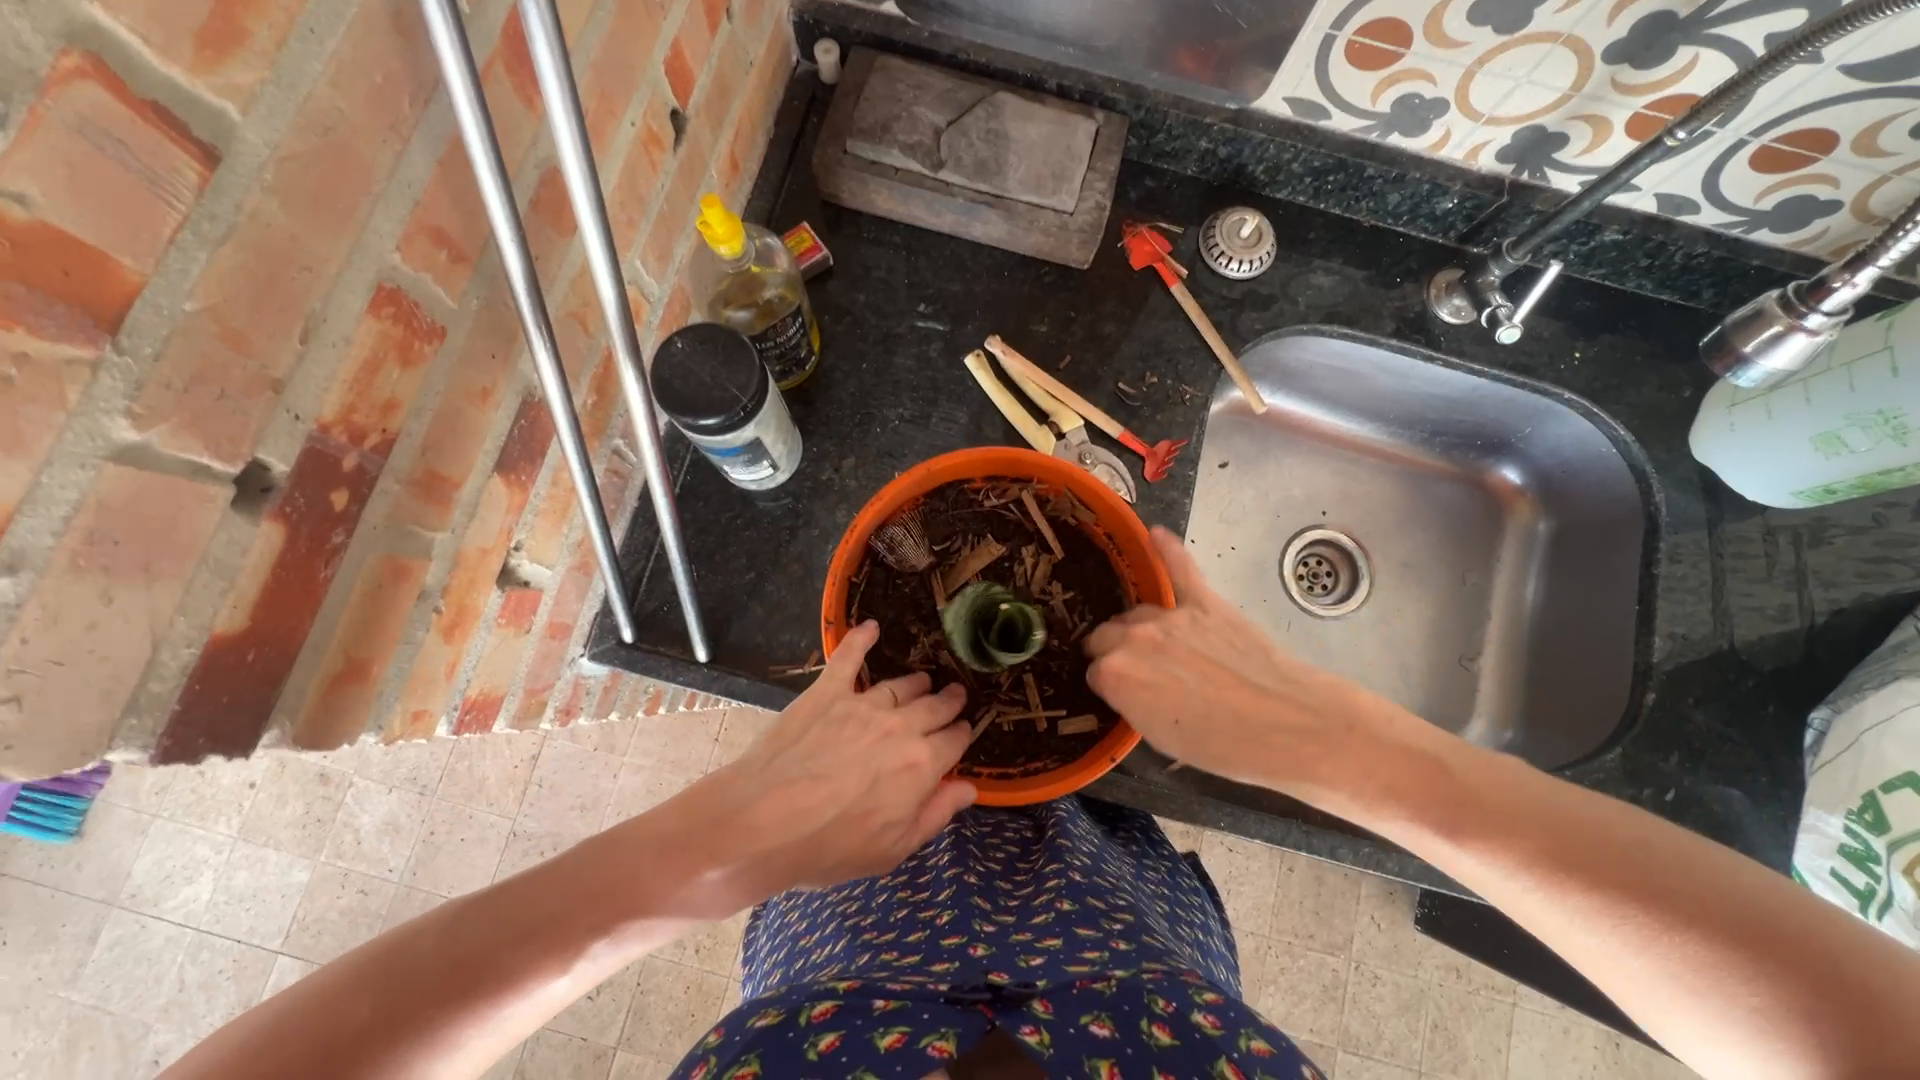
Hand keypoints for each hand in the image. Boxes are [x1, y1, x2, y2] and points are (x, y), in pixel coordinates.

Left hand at [712, 620, 977, 890]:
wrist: (763, 824)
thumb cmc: (830, 846)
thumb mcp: (894, 849)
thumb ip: (936, 814)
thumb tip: (971, 787)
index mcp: (921, 765)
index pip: (955, 742)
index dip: (962, 736)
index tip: (963, 733)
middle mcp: (900, 726)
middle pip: (935, 707)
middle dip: (950, 702)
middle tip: (955, 697)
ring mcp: (862, 705)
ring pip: (901, 685)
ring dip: (917, 682)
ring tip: (924, 680)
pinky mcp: (826, 693)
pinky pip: (848, 658)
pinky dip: (860, 639)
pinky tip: (870, 626)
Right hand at [1084, 527, 1424, 795]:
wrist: (1288, 726)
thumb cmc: (1222, 747)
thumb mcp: (1158, 737)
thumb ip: (1131, 701)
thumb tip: (1127, 684)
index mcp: (1114, 675)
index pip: (1094, 671)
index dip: (1110, 683)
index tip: (1125, 694)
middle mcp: (1133, 637)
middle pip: (1107, 635)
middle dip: (1116, 652)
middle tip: (1141, 676)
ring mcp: (1171, 614)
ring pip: (1138, 612)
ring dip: (1140, 628)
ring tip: (1159, 649)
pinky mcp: (1206, 602)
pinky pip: (1181, 567)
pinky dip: (1168, 550)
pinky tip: (1156, 534)